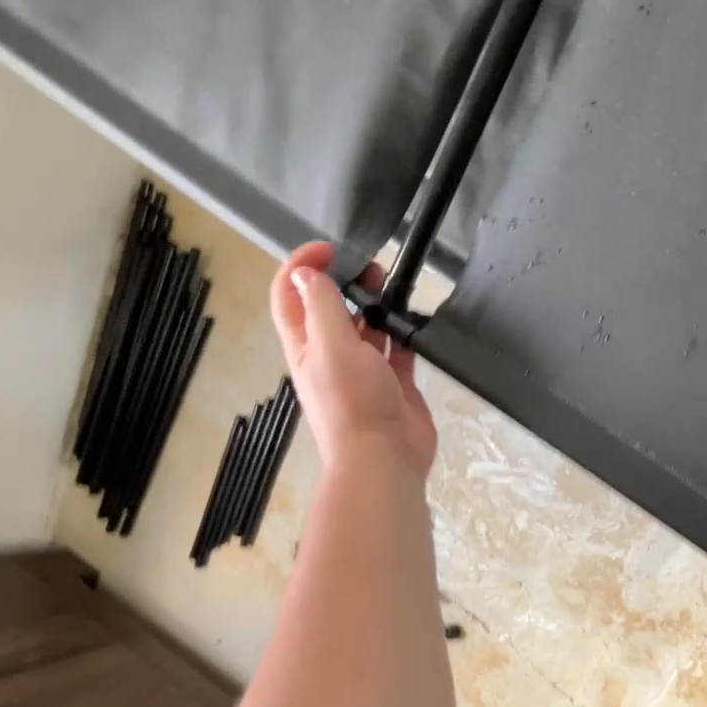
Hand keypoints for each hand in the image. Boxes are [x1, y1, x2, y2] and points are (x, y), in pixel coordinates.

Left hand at [269, 242, 436, 477]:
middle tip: (373, 266)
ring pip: (366, 327)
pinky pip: (398, 350)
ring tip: (396, 287)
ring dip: (377, 304)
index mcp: (306, 344)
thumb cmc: (353, 403)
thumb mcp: (331, 346)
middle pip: (331, 307)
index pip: (291, 294)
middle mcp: (331, 354)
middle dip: (345, 280)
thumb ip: (321, 306)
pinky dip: (404, 334)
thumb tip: (304, 273)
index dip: (302, 265)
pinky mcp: (395, 384)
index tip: (331, 249)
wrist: (384, 457)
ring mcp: (364, 370)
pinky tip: (415, 322)